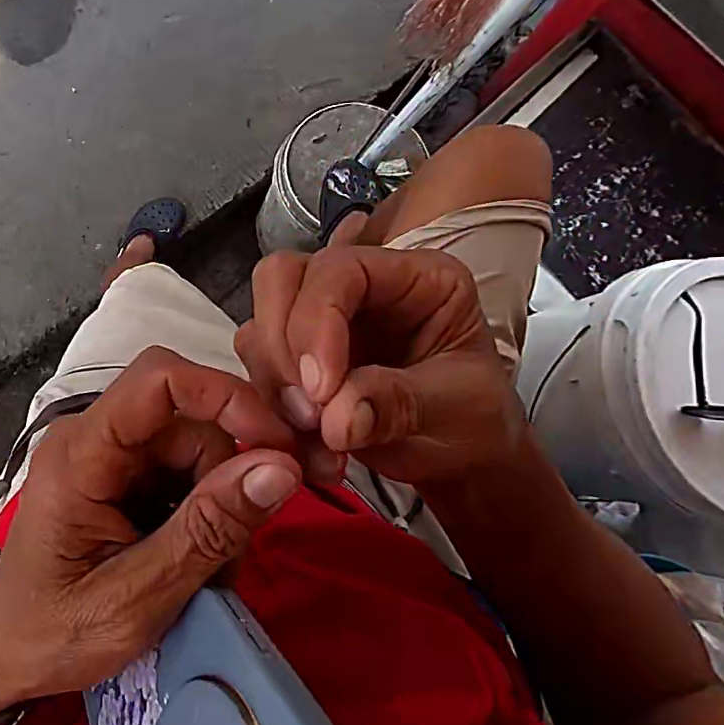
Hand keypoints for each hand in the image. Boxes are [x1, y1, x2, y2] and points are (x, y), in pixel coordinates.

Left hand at [0, 347, 302, 717]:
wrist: (8, 650)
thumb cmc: (54, 630)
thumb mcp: (137, 595)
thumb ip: (207, 530)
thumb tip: (279, 467)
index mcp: (80, 455)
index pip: (157, 380)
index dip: (226, 395)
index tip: (279, 447)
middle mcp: (91, 440)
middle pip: (186, 420)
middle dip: (228, 477)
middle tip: (232, 552)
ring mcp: (105, 458)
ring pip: (193, 448)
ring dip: (218, 504)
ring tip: (205, 571)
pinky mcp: (119, 479)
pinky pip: (182, 473)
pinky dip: (203, 513)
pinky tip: (193, 561)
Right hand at [232, 246, 524, 486]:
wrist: (452, 454)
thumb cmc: (471, 419)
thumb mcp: (459, 409)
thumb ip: (399, 404)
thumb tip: (336, 417)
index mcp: (411, 277)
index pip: (339, 269)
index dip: (316, 321)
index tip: (321, 389)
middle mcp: (353, 288)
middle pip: (279, 279)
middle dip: (280, 344)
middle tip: (306, 409)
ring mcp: (313, 320)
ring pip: (258, 324)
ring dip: (272, 380)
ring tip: (311, 431)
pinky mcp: (287, 356)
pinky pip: (253, 368)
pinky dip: (266, 403)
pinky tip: (301, 436)